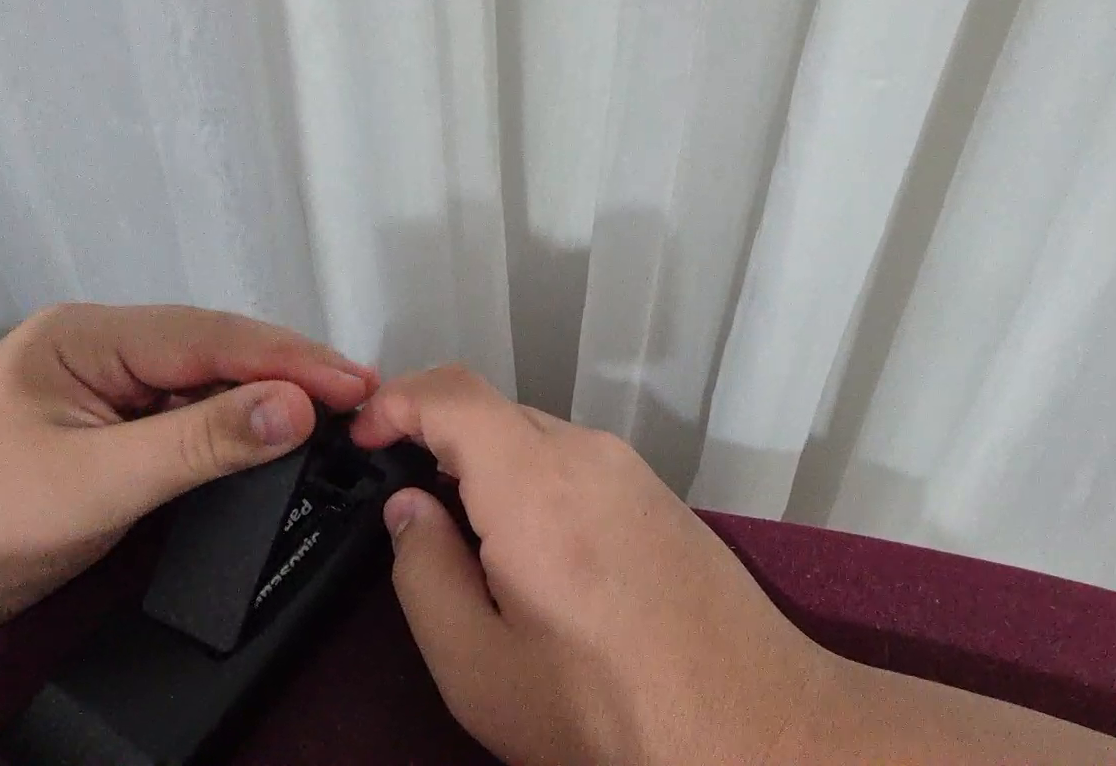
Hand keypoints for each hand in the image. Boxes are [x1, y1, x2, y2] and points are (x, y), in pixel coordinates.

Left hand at [0, 303, 375, 704]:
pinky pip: (190, 414)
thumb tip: (301, 407)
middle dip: (292, 371)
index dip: (293, 361)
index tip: (361, 385)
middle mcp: (104, 346)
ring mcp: (108, 386)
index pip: (213, 338)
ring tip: (338, 410)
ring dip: (271, 397)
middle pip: (219, 349)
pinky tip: (275, 433)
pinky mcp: (111, 427)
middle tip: (364, 396)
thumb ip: (200, 441)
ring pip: (209, 380)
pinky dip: (238, 424)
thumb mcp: (90, 486)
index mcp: (89, 336)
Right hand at [350, 365, 834, 765]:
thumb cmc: (606, 706)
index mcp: (534, 481)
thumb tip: (406, 505)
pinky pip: (573, 462)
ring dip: (487, 466)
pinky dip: (531, 480)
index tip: (361, 436)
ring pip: (533, 437)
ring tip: (469, 543)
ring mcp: (629, 467)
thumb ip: (425, 573)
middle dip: (436, 440)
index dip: (395, 400)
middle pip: (493, 412)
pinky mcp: (656, 490)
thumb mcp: (479, 667)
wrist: (754, 722)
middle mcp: (585, 451)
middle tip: (407, 504)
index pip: (451, 393)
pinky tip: (535, 552)